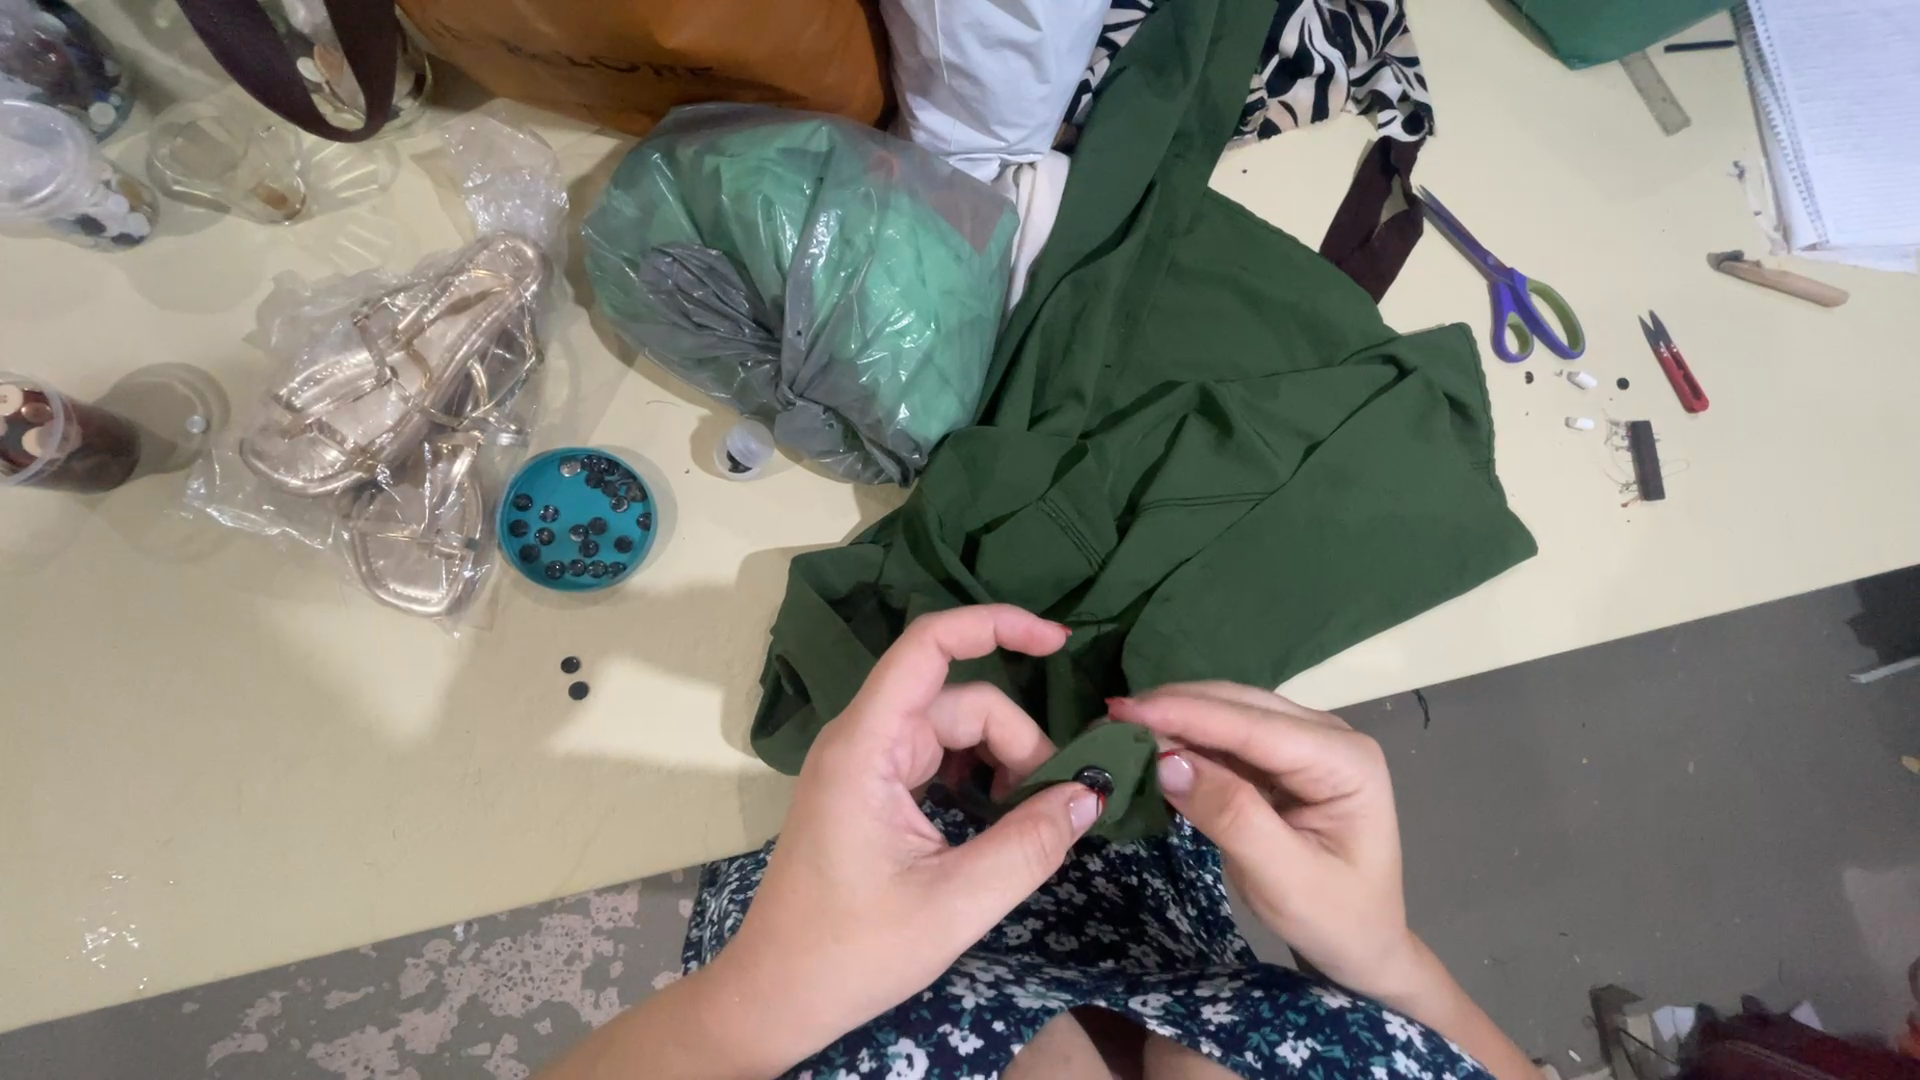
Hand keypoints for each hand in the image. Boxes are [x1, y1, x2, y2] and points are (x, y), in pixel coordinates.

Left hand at [714, 605, 1104, 1066]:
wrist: (776, 995)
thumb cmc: (850, 952)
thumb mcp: (952, 905)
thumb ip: (1028, 846)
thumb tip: (1090, 795)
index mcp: (865, 746)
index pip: (927, 645)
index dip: (993, 624)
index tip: (1056, 640)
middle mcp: (865, 736)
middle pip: (960, 700)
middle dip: (1017, 741)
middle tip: (1055, 806)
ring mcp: (868, 759)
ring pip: (955, 728)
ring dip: (1002, 759)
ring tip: (1030, 817)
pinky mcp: (876, 784)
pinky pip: (940, 755)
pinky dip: (979, 775)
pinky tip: (1001, 813)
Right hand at [1107, 683, 1419, 1001]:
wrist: (1360, 945)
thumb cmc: (1335, 919)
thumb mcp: (1283, 879)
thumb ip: (1230, 815)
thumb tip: (1166, 760)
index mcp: (1344, 760)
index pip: (1252, 725)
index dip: (1185, 713)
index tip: (1123, 710)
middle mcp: (1326, 734)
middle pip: (1236, 705)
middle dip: (1170, 708)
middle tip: (1107, 718)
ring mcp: (1301, 739)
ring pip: (1224, 711)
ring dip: (1171, 717)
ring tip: (1117, 726)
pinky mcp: (1276, 753)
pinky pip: (1221, 733)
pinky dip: (1182, 736)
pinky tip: (1149, 742)